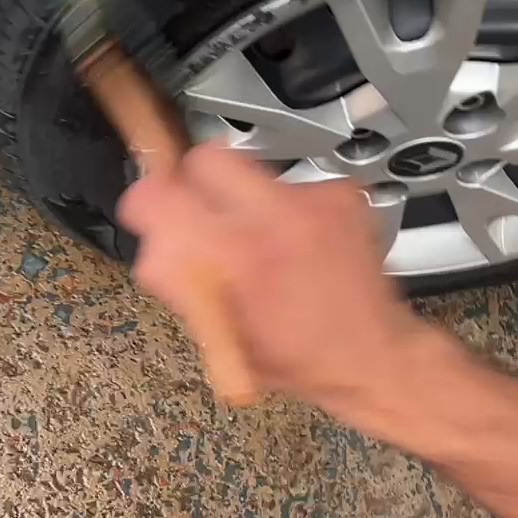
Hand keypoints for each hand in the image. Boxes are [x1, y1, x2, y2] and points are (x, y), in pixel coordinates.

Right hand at [117, 145, 444, 428]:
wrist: (371, 354)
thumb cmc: (301, 359)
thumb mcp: (222, 337)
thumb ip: (180, 286)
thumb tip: (153, 250)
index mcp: (239, 258)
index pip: (166, 193)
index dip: (146, 199)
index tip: (147, 207)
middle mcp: (278, 218)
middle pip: (206, 158)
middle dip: (194, 184)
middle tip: (200, 220)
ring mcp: (314, 202)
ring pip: (249, 169)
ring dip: (239, 201)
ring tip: (257, 246)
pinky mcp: (339, 196)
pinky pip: (290, 183)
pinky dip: (281, 209)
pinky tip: (292, 245)